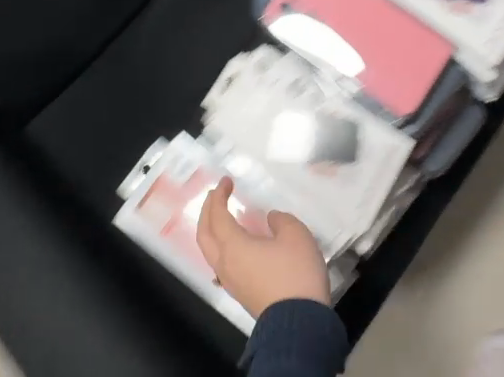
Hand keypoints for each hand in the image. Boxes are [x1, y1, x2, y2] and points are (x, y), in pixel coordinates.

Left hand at [197, 179, 329, 318]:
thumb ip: (280, 220)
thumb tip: (270, 220)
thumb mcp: (295, 235)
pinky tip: (235, 245)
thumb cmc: (295, 272)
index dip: (219, 195)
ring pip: (211, 251)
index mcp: (233, 246)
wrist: (299, 322)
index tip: (226, 180)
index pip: (217, 215)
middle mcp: (225, 263)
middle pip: (204, 234)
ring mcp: (231, 281)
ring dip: (212, 230)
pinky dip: (222, 246)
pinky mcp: (241, 293)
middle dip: (207, 211)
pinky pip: (221, 264)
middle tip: (215, 195)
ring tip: (223, 217)